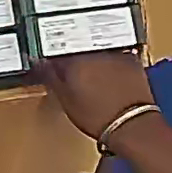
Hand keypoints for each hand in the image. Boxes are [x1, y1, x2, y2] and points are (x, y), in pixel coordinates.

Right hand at [34, 51, 154, 141]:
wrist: (132, 125)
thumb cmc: (97, 117)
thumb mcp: (66, 101)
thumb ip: (50, 77)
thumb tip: (39, 63)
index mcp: (73, 58)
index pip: (56, 49)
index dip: (53, 59)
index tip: (53, 66)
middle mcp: (93, 50)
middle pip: (77, 46)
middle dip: (73, 56)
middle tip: (74, 74)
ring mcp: (113, 53)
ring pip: (96, 49)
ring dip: (92, 57)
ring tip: (93, 77)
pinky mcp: (130, 59)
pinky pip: (115, 54)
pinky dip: (110, 62)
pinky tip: (110, 76)